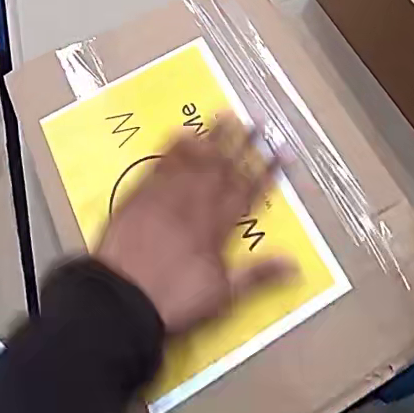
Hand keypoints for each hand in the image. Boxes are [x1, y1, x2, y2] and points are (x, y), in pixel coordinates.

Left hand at [96, 116, 294, 334]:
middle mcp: (196, 201)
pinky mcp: (141, 192)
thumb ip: (258, 275)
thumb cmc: (173, 299)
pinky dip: (175, 145)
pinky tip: (183, 131)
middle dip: (244, 141)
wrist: (119, 298)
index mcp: (218, 225)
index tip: (282, 151)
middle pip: (224, 165)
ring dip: (213, 135)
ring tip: (227, 113)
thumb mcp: (222, 296)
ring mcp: (167, 193)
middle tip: (258, 120)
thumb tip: (294, 264)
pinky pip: (162, 161)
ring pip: (196, 157)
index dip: (268, 169)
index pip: (249, 190)